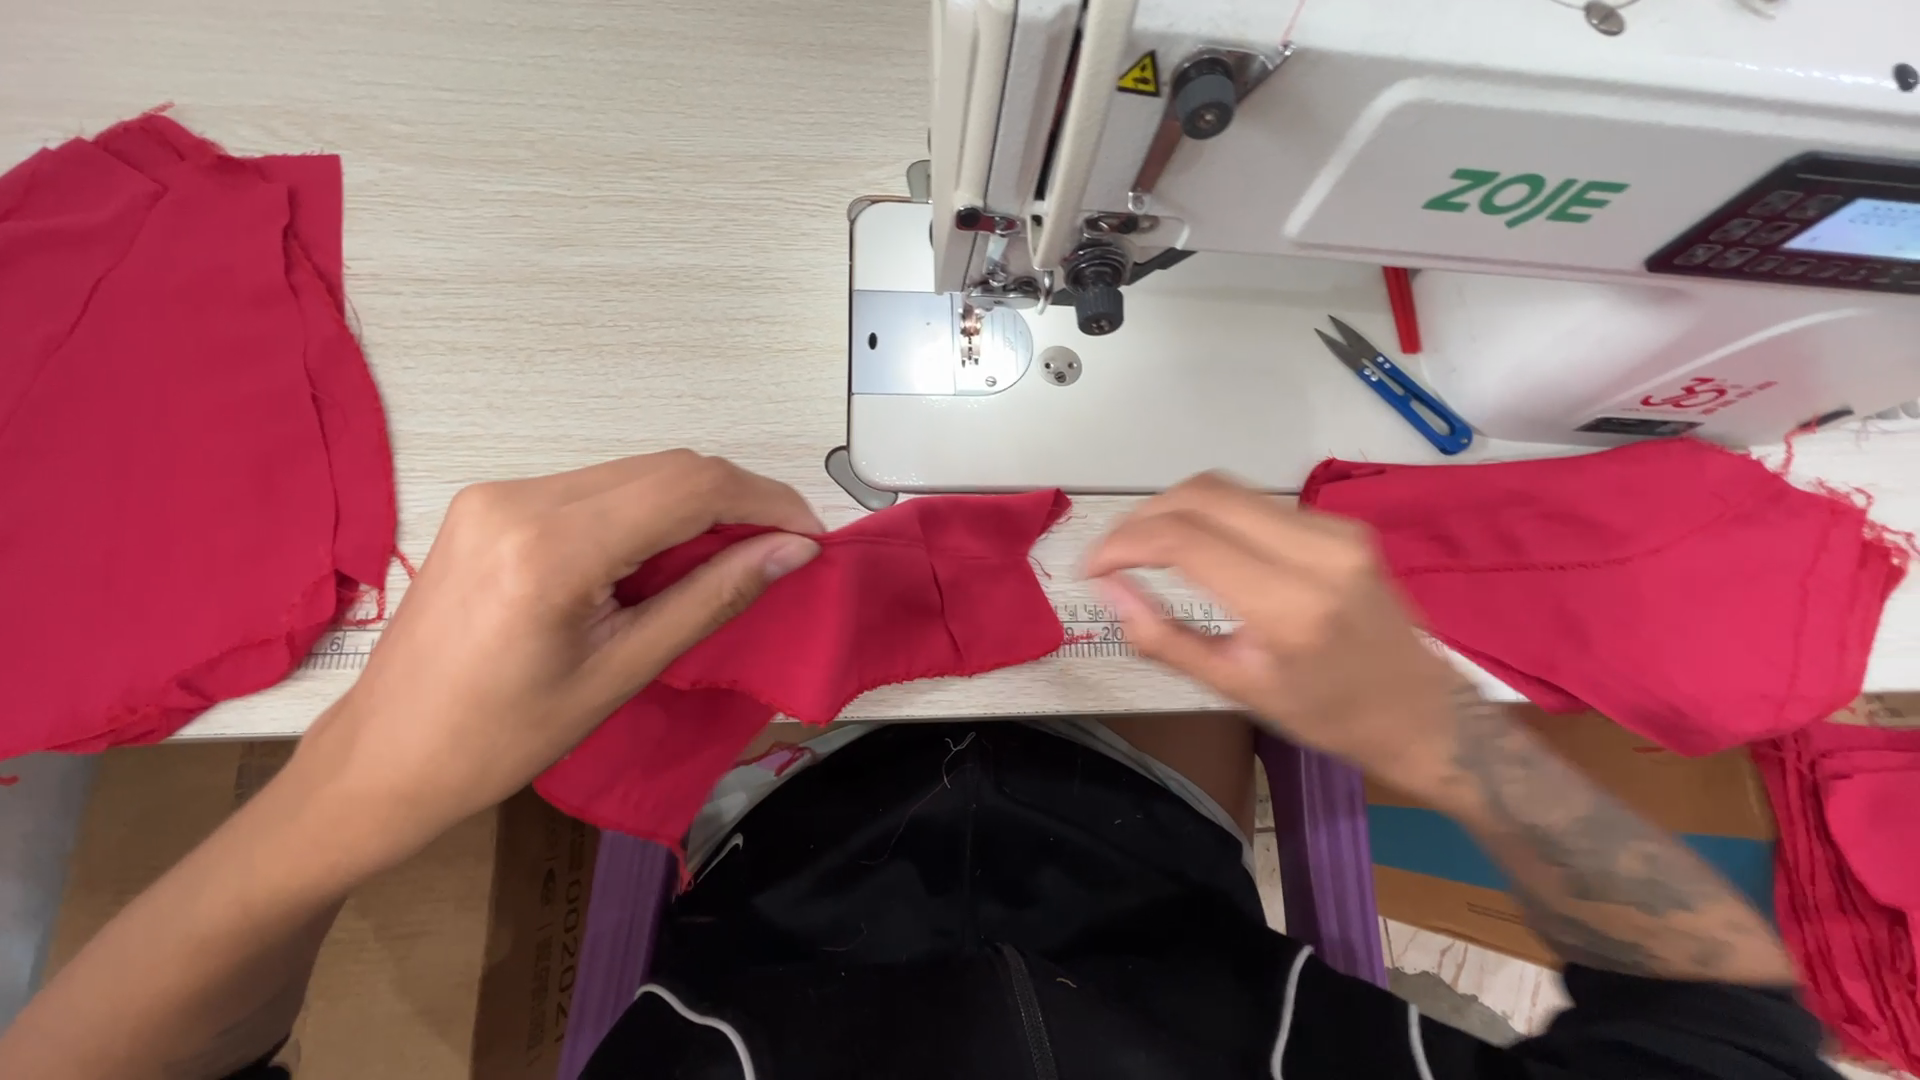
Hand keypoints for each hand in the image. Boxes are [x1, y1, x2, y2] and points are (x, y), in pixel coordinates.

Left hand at [292, 451, 822, 866]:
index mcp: (552, 547)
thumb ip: (714, 598)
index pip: (690, 488)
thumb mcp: (625, 672)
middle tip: (785, 547)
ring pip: (639, 472)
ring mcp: (502, 492)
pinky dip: (655, 510)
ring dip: (701, 504)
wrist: (384, 757)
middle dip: (741, 500)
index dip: (767, 501)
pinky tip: (670, 554)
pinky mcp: (495, 502)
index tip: (813, 536)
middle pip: (668, 468)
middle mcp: (522, 497)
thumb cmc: (506, 738)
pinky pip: (603, 487)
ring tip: (736, 555)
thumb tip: (794, 551)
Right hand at [1084, 472, 1459, 782]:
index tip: (1093, 566)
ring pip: (1226, 489)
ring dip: (1172, 510)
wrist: (1428, 714)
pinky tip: (1195, 547)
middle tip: (1113, 551)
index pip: (1186, 541)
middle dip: (1142, 515)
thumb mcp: (1238, 690)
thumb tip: (1109, 590)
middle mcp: (1317, 551)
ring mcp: (1335, 530)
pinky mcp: (1342, 524)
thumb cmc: (1330, 717)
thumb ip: (1164, 637)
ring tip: (1143, 548)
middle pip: (1202, 494)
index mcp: (1290, 606)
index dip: (1125, 543)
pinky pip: (1254, 503)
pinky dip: (1209, 515)